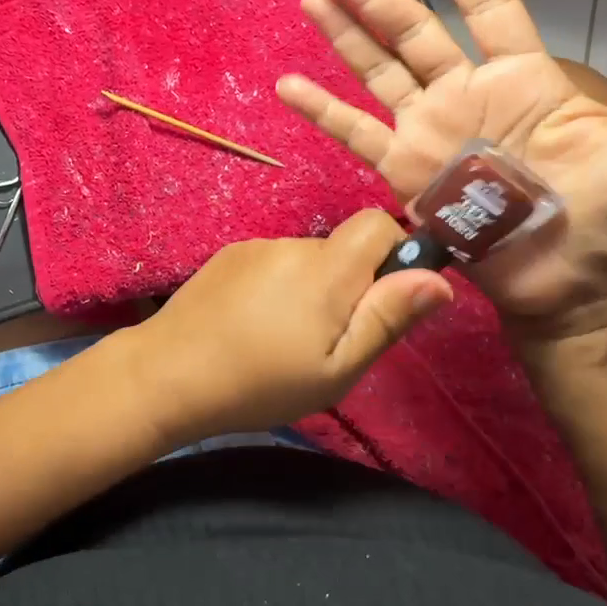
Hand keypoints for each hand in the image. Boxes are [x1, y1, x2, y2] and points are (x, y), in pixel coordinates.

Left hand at [126, 210, 452, 442]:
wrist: (168, 372)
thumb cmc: (261, 382)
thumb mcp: (338, 368)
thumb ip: (387, 318)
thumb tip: (438, 278)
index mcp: (325, 268)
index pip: (377, 223)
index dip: (393, 253)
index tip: (383, 301)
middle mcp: (290, 245)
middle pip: (341, 248)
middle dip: (349, 285)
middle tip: (327, 340)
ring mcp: (252, 248)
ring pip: (305, 259)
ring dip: (310, 289)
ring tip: (284, 340)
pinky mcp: (226, 257)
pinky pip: (271, 264)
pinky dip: (276, 288)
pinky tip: (253, 326)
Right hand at [275, 0, 606, 343]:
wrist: (573, 291)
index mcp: (523, 80)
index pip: (490, 10)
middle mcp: (467, 94)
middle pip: (414, 33)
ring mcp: (428, 132)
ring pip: (378, 71)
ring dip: (345, 34)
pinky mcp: (402, 171)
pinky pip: (355, 132)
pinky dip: (322, 110)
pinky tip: (288, 84)